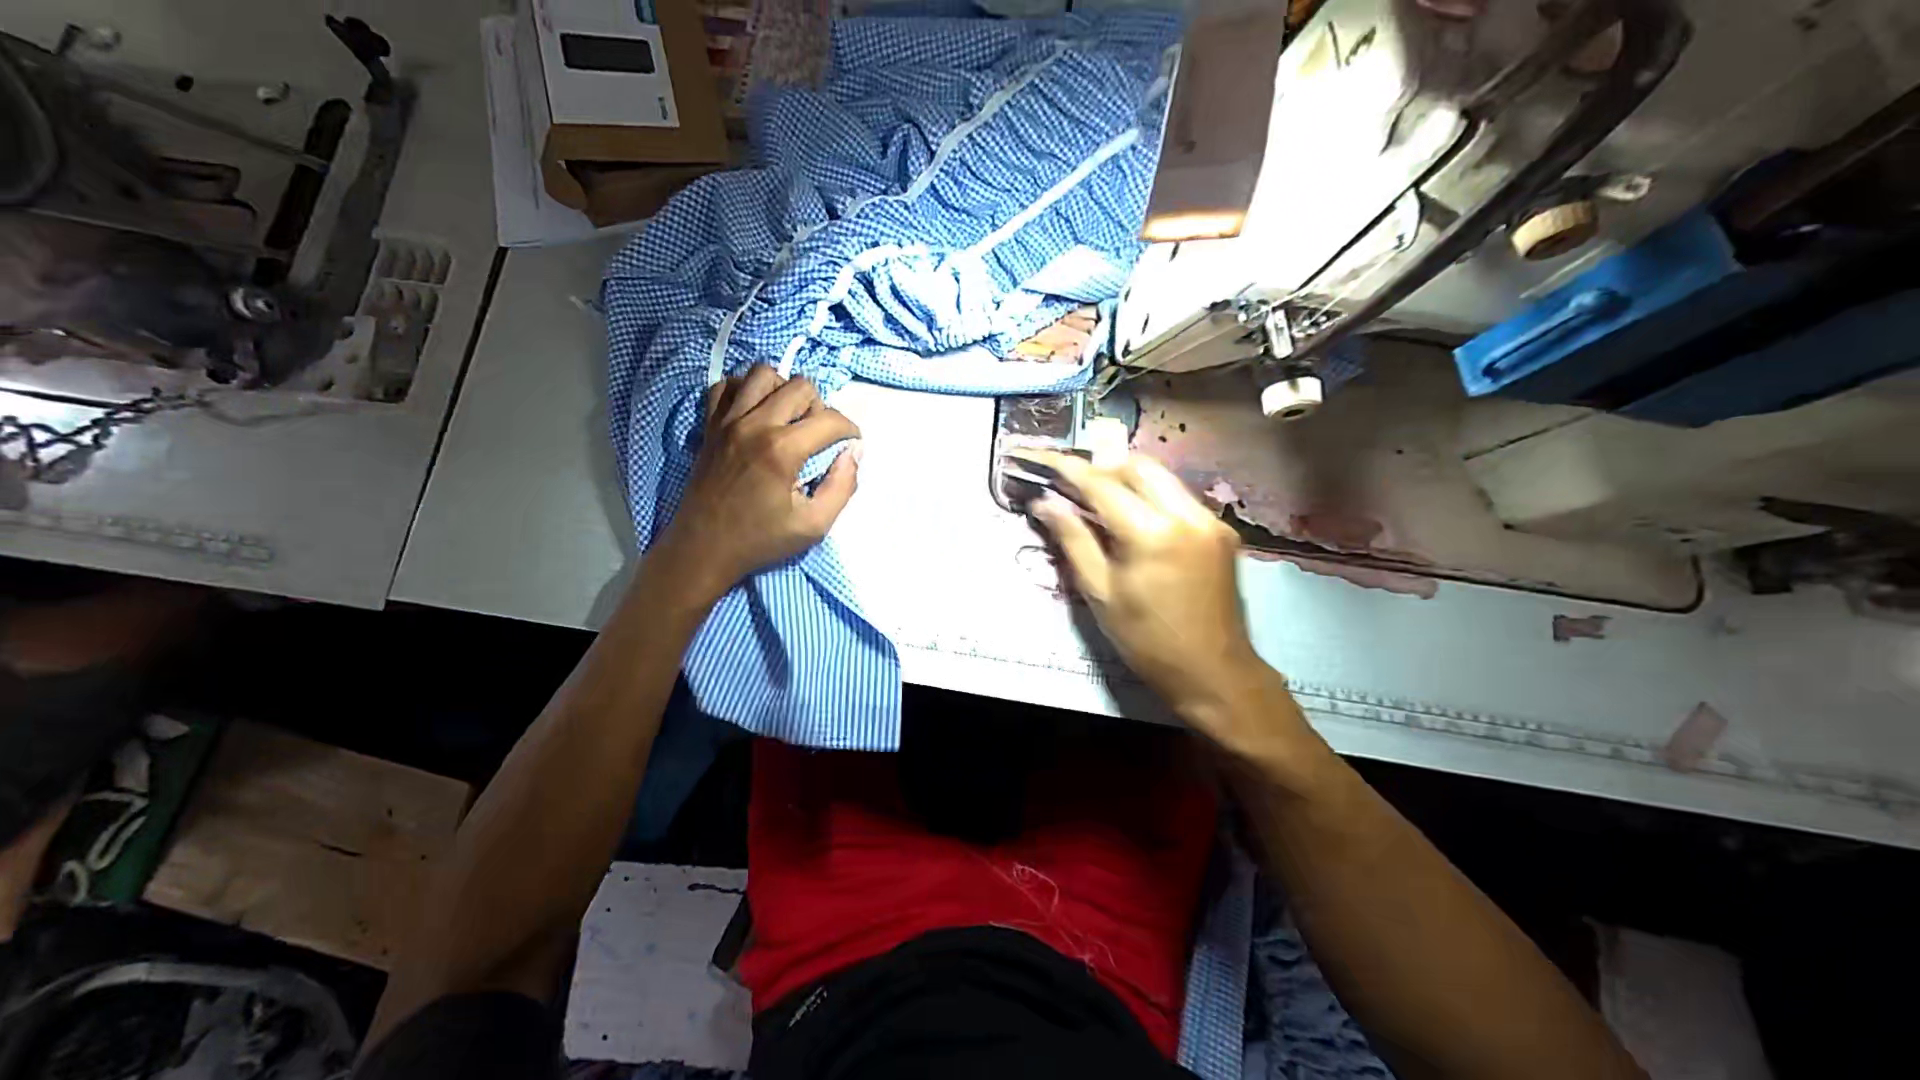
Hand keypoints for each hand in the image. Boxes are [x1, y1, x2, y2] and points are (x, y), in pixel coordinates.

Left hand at [654, 365, 860, 601]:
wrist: (703, 548)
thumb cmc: (760, 541)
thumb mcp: (814, 526)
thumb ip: (842, 487)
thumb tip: (852, 454)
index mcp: (782, 450)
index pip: (830, 419)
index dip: (850, 430)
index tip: (850, 445)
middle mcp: (754, 425)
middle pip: (800, 385)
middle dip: (819, 406)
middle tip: (818, 434)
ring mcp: (727, 421)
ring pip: (762, 374)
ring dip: (783, 390)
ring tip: (788, 417)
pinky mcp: (709, 425)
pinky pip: (726, 386)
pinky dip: (744, 391)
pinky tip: (755, 413)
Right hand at [1017, 449, 1273, 729]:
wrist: (1212, 672)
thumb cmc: (1147, 640)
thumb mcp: (1100, 592)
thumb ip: (1073, 540)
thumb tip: (1045, 503)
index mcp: (1153, 533)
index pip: (1103, 484)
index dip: (1069, 469)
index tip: (1043, 460)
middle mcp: (1187, 514)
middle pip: (1138, 466)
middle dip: (1103, 465)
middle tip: (1072, 480)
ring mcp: (1210, 521)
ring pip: (1163, 477)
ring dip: (1128, 478)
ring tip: (1097, 497)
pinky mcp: (1221, 531)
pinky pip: (1179, 498)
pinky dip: (1151, 496)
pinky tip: (1133, 517)